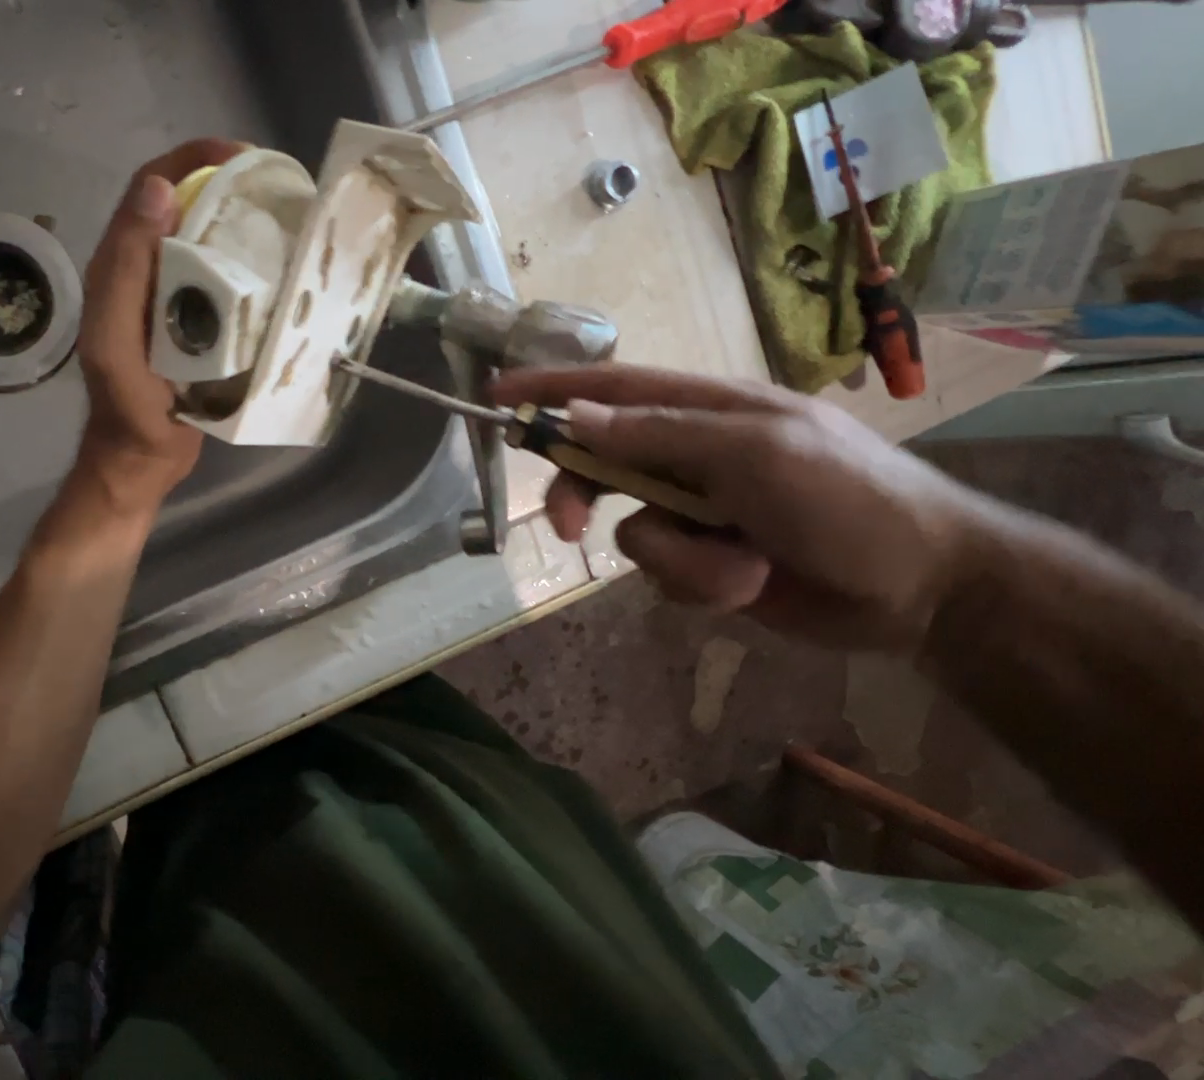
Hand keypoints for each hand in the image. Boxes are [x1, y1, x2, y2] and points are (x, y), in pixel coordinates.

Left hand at [72, 139, 245, 512]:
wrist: (144, 458)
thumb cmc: (129, 405)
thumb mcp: (116, 339)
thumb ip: (126, 269)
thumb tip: (159, 189)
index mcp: (119, 266)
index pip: (150, 188)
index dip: (190, 158)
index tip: (240, 157)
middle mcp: (145, 272)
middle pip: (182, 206)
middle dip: (224, 183)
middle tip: (273, 188)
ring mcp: (173, 296)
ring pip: (206, 240)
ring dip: (241, 222)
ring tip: (284, 220)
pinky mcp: (198, 321)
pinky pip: (223, 278)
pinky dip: (248, 264)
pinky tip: (278, 269)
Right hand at [493, 366, 993, 652]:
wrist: (925, 592)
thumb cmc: (848, 503)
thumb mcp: (754, 455)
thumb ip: (660, 435)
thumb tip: (577, 416)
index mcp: (709, 412)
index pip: (613, 390)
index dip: (553, 389)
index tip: (497, 394)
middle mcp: (695, 456)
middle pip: (602, 465)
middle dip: (585, 497)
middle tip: (569, 529)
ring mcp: (700, 511)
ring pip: (631, 531)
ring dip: (676, 559)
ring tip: (738, 568)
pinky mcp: (707, 561)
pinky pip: (662, 572)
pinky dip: (697, 585)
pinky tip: (747, 586)